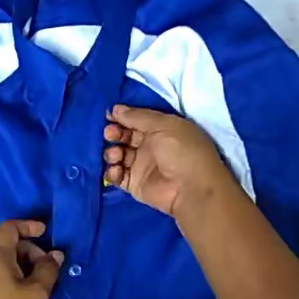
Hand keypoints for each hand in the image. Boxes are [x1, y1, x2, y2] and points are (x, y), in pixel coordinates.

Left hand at [0, 219, 62, 298]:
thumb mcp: (37, 293)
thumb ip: (48, 269)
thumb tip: (55, 255)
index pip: (9, 227)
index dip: (28, 225)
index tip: (46, 233)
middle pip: (6, 242)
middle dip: (29, 249)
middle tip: (47, 267)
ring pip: (2, 259)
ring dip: (22, 264)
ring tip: (39, 283)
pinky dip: (13, 274)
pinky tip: (25, 293)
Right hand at [103, 104, 233, 218]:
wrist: (191, 189)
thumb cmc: (182, 151)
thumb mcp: (165, 125)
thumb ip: (138, 116)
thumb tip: (116, 109)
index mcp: (160, 129)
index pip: (136, 120)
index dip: (121, 116)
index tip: (107, 115)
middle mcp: (149, 146)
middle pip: (124, 137)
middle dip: (114, 133)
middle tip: (109, 134)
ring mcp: (141, 166)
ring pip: (118, 155)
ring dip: (111, 152)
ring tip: (115, 155)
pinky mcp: (134, 184)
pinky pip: (117, 176)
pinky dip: (112, 172)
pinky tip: (116, 170)